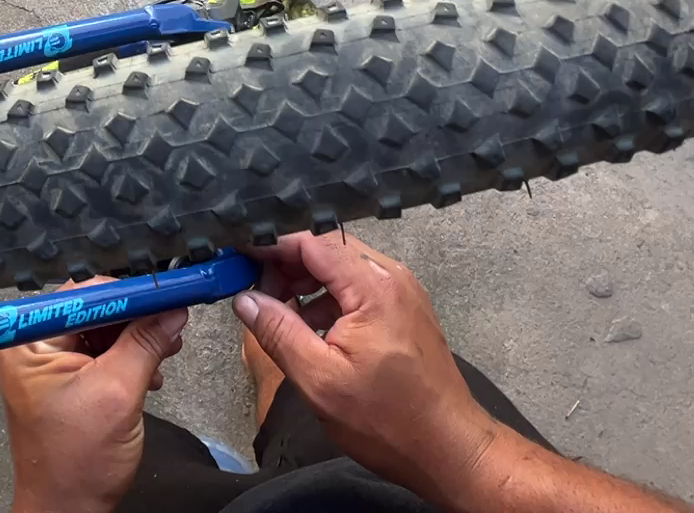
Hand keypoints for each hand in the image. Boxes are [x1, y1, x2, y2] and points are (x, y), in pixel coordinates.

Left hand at [0, 277, 189, 512]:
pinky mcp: (69, 380)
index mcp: (31, 341)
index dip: (125, 292)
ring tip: (166, 346)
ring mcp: (52, 364)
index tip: (161, 292)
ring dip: (137, 337)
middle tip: (168, 319)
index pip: (83, 294)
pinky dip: (129, 356)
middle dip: (135, 316)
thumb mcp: (118, 393)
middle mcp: (36, 345)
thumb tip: (172, 310)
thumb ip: (146, 343)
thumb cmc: (77, 465)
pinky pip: (102, 351)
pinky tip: (152, 370)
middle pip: (94, 309)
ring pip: (103, 329)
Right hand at [232, 232, 503, 508]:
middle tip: (258, 294)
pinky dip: (329, 297)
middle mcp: (390, 277)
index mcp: (372, 286)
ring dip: (306, 281)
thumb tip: (245, 300)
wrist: (452, 452)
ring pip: (340, 266)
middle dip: (287, 265)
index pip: (311, 242)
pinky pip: (357, 285)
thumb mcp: (320, 379)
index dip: (271, 245)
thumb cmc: (390, 420)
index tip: (241, 257)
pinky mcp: (404, 308)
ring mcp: (401, 291)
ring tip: (281, 313)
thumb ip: (278, 332)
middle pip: (325, 249)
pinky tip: (312, 327)